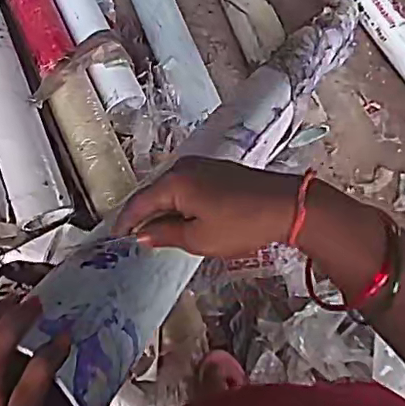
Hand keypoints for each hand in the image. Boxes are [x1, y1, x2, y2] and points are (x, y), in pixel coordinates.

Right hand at [114, 155, 301, 257]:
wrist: (288, 205)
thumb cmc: (241, 224)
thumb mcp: (199, 238)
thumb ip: (165, 234)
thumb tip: (142, 234)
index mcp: (174, 182)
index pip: (138, 203)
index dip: (125, 223)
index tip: (116, 239)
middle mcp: (183, 167)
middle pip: (153, 193)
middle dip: (142, 215)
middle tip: (134, 238)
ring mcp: (201, 166)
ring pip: (169, 190)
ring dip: (162, 210)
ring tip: (157, 232)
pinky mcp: (216, 170)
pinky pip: (186, 186)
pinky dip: (178, 203)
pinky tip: (182, 219)